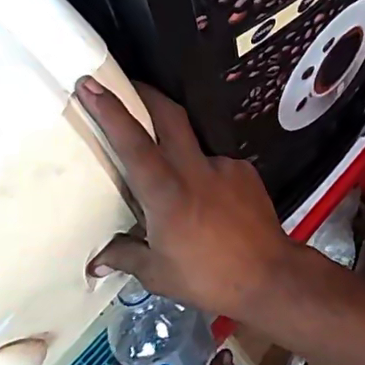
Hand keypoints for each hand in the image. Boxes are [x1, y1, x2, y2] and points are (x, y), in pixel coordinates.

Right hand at [77, 78, 297, 317]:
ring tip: (174, 177)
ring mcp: (223, 166)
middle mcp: (193, 169)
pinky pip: (215, 163)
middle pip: (168, 114)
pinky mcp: (244, 171)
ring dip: (176, 145)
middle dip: (145, 93)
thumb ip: (124, 256)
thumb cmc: (209, 278)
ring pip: (191, 141)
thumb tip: (94, 261)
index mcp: (165, 192)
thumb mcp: (158, 274)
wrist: (273, 278)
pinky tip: (208, 200)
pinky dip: (203, 174)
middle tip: (127, 86)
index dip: (110, 111)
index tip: (91, 85)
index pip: (132, 142)